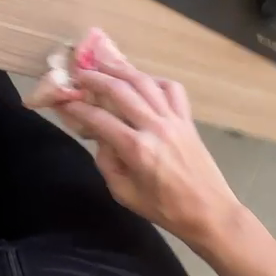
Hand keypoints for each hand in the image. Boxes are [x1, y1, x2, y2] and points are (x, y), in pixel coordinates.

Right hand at [28, 29, 247, 250]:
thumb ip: (106, 163)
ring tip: (103, 63)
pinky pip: (171, 89)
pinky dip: (154, 80)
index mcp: (137, 149)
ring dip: (121, 69)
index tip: (64, 101)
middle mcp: (155, 127)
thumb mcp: (124, 194)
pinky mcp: (187, 119)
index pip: (99, 119)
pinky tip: (141, 81)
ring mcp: (174, 119)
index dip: (78, 108)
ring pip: (144, 82)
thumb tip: (100, 138)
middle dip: (95, 78)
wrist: (210, 212)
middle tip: (79, 73)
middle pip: (120, 90)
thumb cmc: (165, 209)